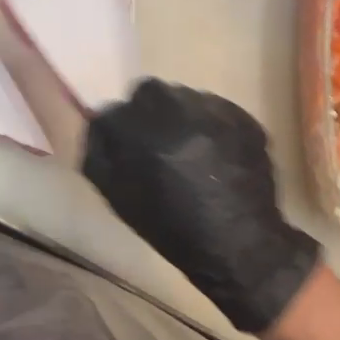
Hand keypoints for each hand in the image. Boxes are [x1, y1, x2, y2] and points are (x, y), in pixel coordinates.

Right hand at [83, 80, 317, 333]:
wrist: (239, 245)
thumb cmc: (171, 228)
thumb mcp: (119, 196)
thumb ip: (99, 154)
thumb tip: (97, 125)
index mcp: (140, 132)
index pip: (112, 111)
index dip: (117, 129)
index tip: (124, 145)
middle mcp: (175, 110)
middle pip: (149, 94)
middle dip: (148, 114)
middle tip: (158, 144)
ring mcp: (213, 110)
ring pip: (183, 98)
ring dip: (180, 117)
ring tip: (190, 150)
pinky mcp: (242, 117)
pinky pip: (214, 109)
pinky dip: (209, 125)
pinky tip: (214, 153)